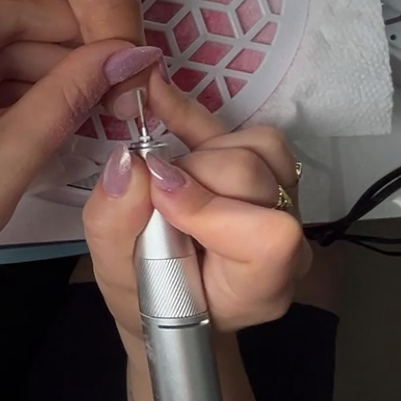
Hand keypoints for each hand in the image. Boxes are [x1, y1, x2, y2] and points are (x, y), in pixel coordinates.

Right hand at [83, 72, 310, 338]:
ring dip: (201, 150)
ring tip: (168, 175)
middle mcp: (288, 248)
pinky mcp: (266, 175)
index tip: (157, 194)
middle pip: (256, 177)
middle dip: (191, 171)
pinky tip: (158, 101)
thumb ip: (114, 224)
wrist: (168, 299)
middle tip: (152, 192)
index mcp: (257, 287)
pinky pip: (246, 129)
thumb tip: (128, 162)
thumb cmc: (145, 298)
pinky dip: (196, 115)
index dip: (209, 204)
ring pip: (261, 147)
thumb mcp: (112, 274)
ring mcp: (285, 207)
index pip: (269, 236)